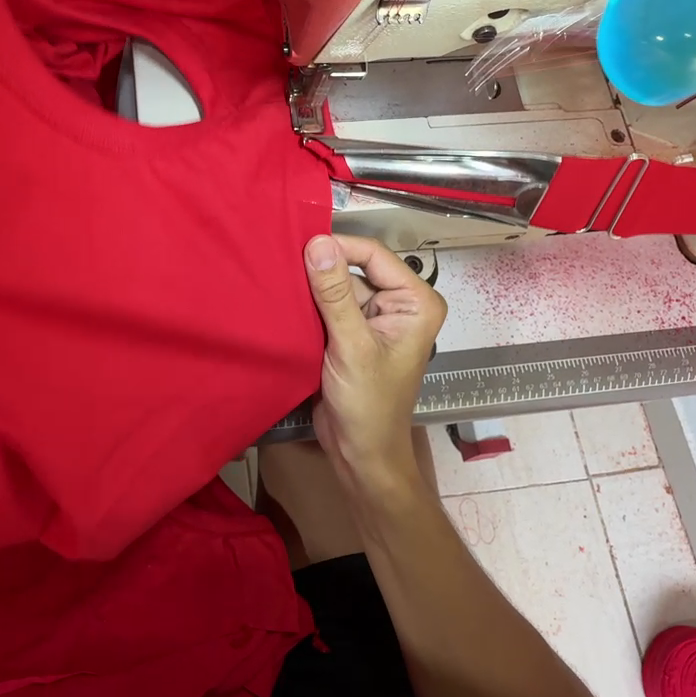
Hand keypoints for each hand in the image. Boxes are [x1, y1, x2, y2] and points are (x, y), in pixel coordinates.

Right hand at [302, 234, 446, 491]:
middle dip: (322, 266)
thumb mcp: (351, 346)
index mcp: (416, 302)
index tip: (299, 244)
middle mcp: (400, 303)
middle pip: (355, 267)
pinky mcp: (352, 332)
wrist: (360, 453)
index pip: (374, 255)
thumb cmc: (368, 405)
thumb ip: (334, 294)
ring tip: (279, 274)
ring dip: (312, 285)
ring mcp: (375, 318)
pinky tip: (285, 297)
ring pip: (338, 285)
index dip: (339, 247)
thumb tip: (317, 243)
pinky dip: (309, 303)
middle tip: (282, 257)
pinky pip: (330, 305)